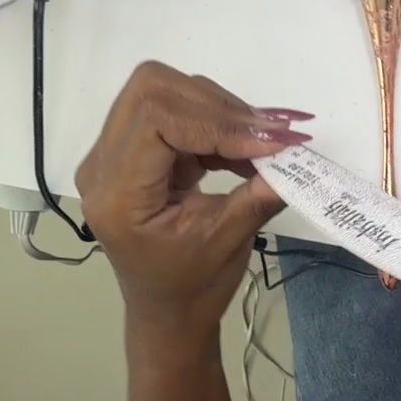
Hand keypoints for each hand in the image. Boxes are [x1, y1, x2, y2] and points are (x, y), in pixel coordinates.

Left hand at [76, 62, 311, 338]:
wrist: (169, 310)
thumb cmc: (192, 287)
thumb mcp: (228, 242)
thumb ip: (257, 194)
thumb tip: (294, 155)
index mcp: (118, 193)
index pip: (155, 120)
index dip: (216, 122)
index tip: (270, 144)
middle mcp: (105, 163)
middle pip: (153, 89)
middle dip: (219, 106)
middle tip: (269, 135)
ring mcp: (119, 152)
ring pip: (166, 91)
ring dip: (222, 110)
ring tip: (264, 141)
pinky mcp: (141, 148)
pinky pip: (177, 110)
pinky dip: (220, 121)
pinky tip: (250, 147)